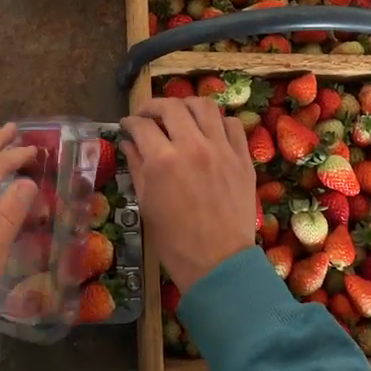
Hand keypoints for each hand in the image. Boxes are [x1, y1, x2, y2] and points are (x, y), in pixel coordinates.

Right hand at [120, 98, 255, 291]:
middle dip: (153, 106)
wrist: (218, 264)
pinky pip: (233, 125)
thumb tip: (129, 142)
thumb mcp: (146, 203)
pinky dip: (218, 122)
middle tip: (147, 116)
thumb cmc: (174, 241)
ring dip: (186, 106)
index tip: (127, 125)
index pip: (142, 125)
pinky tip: (209, 131)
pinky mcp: (242, 158)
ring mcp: (221, 149)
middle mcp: (192, 146)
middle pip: (171, 107)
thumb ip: (137, 166)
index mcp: (163, 160)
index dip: (130, 122)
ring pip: (204, 106)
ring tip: (179, 115)